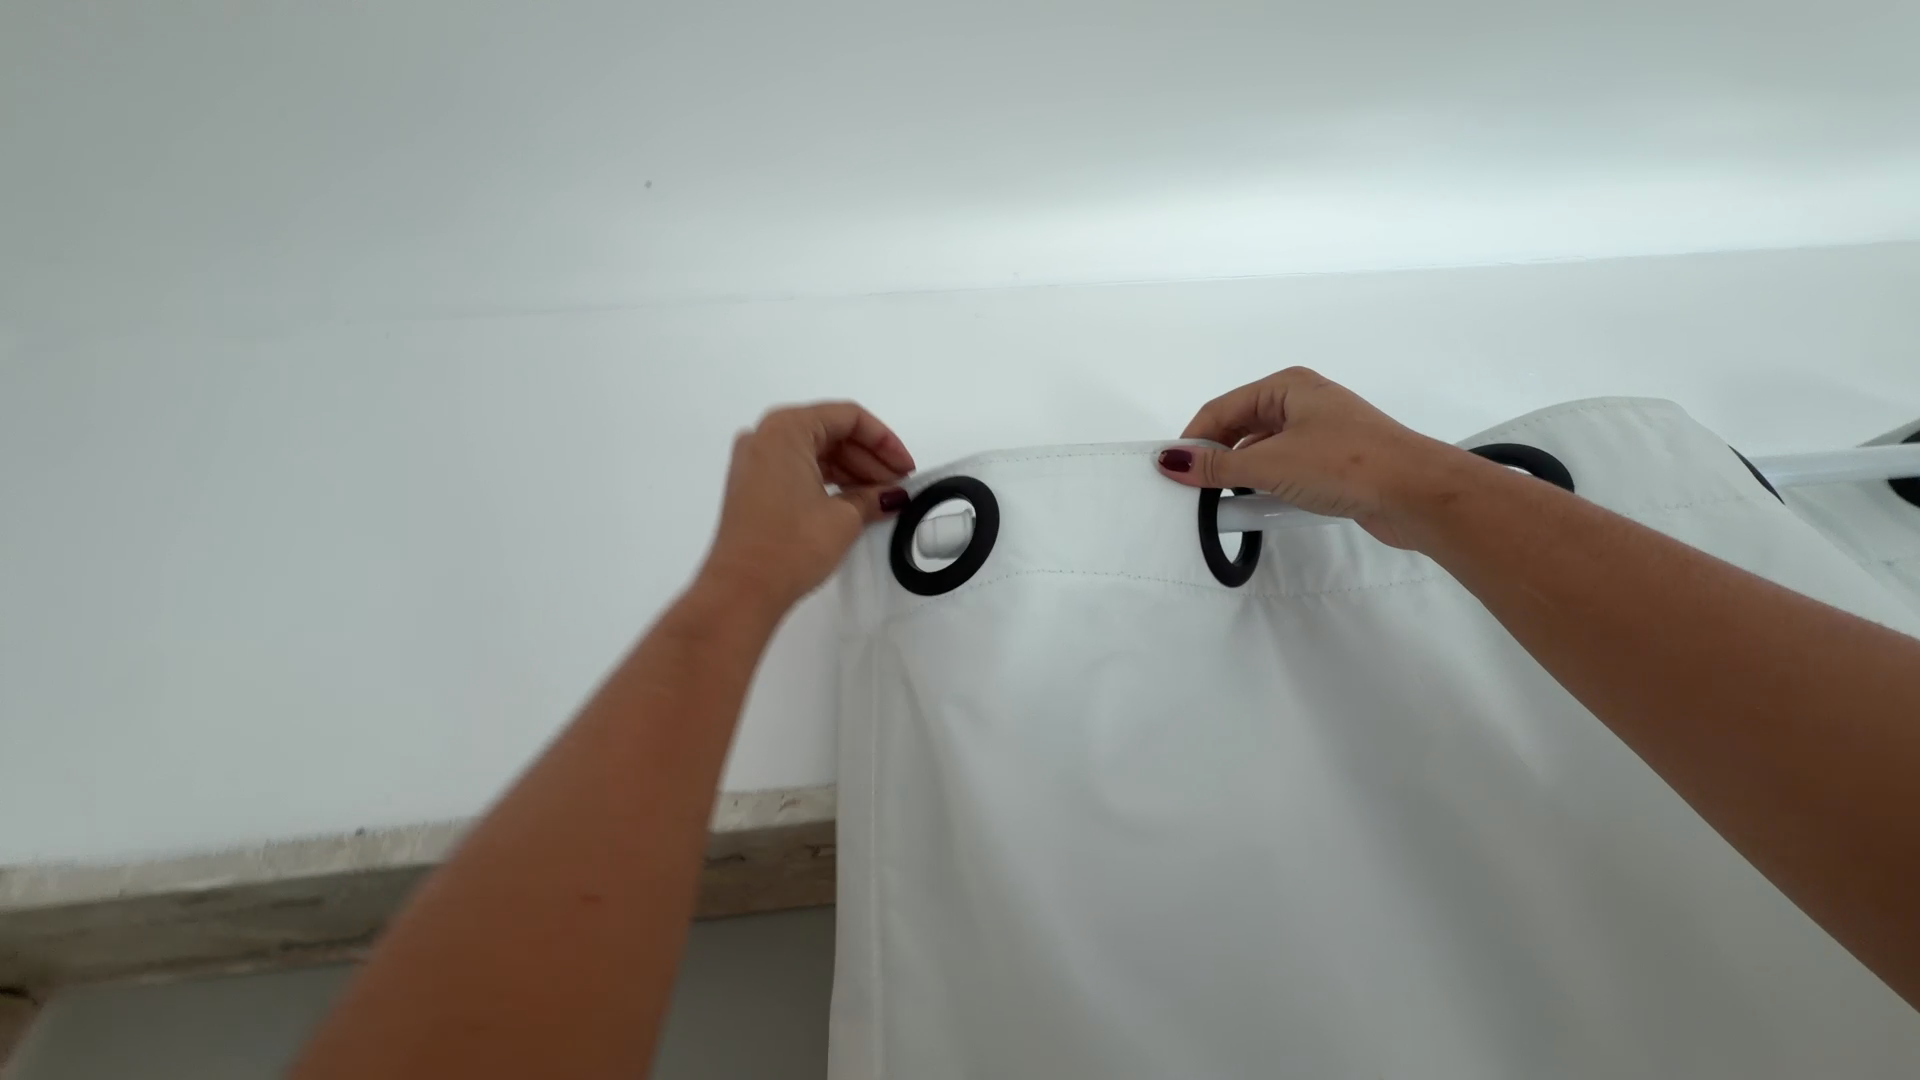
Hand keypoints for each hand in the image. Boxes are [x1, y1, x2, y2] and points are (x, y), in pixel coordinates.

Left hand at [701, 402, 915, 610]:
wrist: (741, 590)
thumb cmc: (791, 545)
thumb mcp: (844, 518)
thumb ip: (873, 497)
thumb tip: (892, 495)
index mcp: (786, 428)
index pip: (848, 418)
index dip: (885, 441)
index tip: (906, 468)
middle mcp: (765, 436)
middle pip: (830, 432)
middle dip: (868, 458)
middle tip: (898, 485)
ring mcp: (754, 462)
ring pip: (814, 452)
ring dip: (850, 471)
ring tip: (881, 497)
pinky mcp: (752, 488)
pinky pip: (797, 470)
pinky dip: (827, 481)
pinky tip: (853, 501)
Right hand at [1155, 367, 1476, 548]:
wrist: (1419, 493)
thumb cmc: (1343, 465)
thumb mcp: (1269, 463)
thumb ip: (1215, 465)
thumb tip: (1169, 461)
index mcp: (1286, 386)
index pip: (1221, 409)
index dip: (1193, 439)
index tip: (1172, 473)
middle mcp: (1301, 402)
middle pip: (1239, 427)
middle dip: (1215, 457)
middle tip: (1192, 489)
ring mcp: (1318, 431)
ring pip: (1260, 450)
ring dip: (1240, 473)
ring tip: (1220, 501)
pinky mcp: (1331, 461)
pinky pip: (1282, 467)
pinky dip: (1265, 483)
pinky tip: (1256, 505)